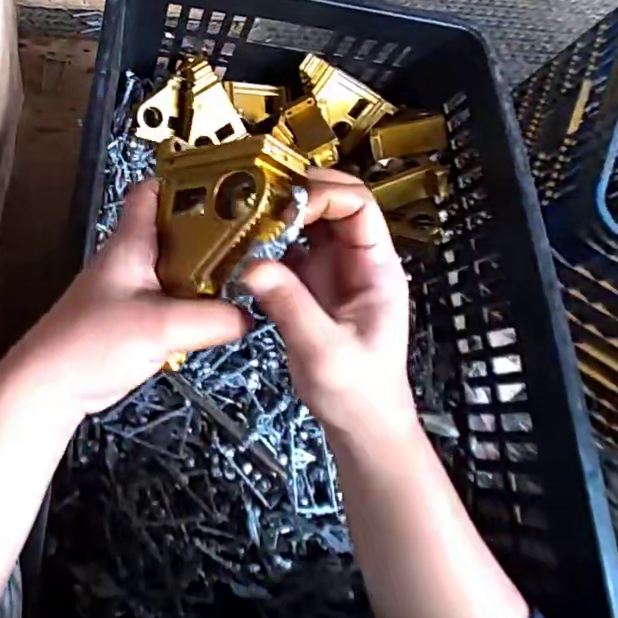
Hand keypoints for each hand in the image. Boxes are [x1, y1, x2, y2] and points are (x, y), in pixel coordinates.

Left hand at [2, 179, 250, 417]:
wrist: (50, 387)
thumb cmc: (93, 342)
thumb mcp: (159, 326)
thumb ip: (211, 319)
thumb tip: (249, 315)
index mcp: (131, 242)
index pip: (153, 191)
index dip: (187, 181)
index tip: (229, 187)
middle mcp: (133, 258)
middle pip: (177, 229)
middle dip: (213, 229)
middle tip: (253, 238)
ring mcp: (134, 288)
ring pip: (179, 266)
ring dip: (208, 269)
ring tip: (247, 275)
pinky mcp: (136, 317)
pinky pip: (175, 298)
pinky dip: (196, 301)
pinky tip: (219, 313)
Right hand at [242, 168, 415, 447]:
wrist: (359, 424)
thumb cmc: (357, 393)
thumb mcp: (325, 353)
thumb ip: (291, 308)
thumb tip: (252, 265)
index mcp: (376, 266)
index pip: (357, 204)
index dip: (322, 195)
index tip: (282, 206)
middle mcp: (353, 259)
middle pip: (330, 202)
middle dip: (294, 193)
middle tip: (253, 196)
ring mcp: (329, 269)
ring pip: (306, 222)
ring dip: (275, 214)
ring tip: (241, 214)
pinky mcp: (307, 284)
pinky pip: (285, 248)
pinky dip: (264, 241)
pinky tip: (240, 245)